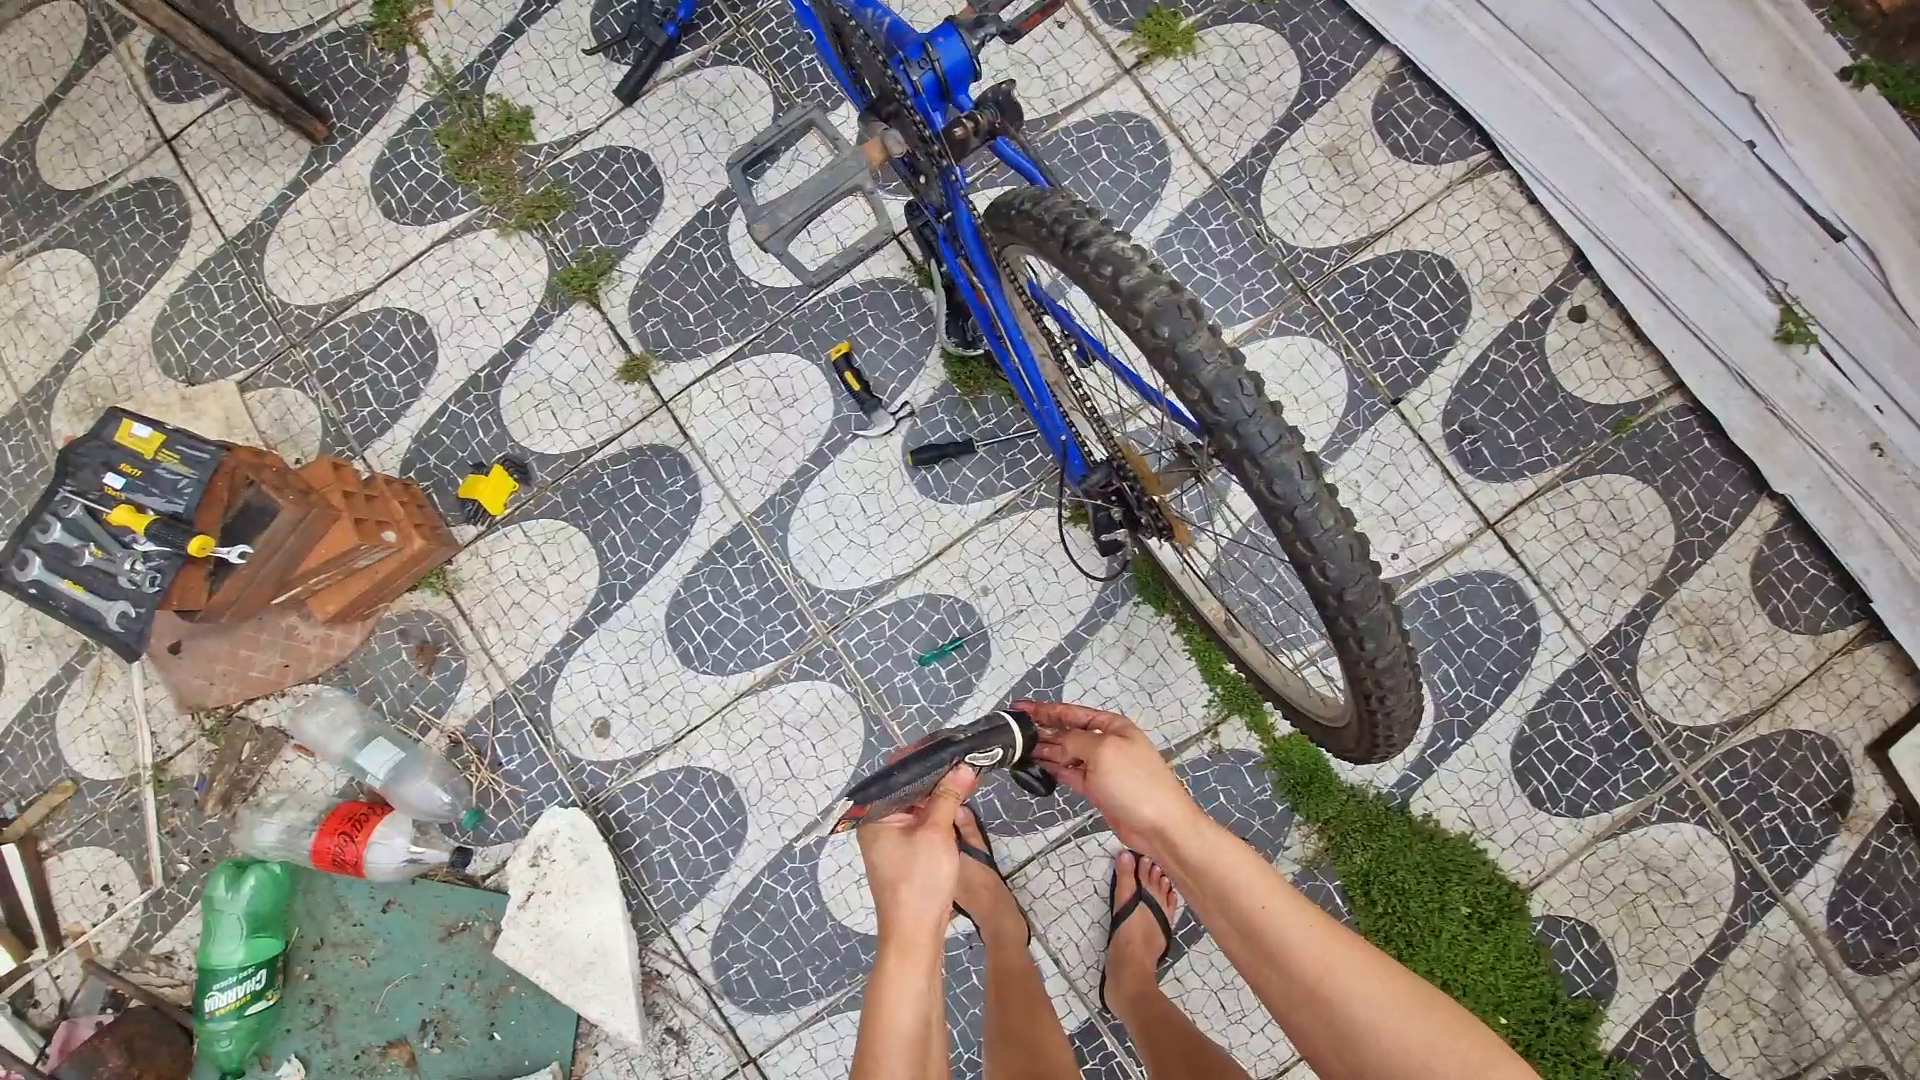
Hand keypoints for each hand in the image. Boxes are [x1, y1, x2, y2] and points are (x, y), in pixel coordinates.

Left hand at [858, 765, 978, 943]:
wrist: (915, 935)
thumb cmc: (920, 881)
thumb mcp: (936, 833)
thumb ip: (948, 796)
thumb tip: (964, 766)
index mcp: (875, 815)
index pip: (897, 774)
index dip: (923, 758)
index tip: (949, 743)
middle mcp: (879, 822)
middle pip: (908, 789)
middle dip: (937, 775)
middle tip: (964, 757)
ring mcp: (892, 838)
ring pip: (917, 805)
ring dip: (940, 793)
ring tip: (967, 772)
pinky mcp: (906, 851)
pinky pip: (922, 822)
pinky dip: (939, 812)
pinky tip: (959, 800)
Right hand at [1021, 700, 1201, 858]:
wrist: (1160, 825)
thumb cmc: (1134, 781)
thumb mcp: (1102, 751)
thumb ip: (1074, 741)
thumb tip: (1053, 743)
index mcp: (1112, 725)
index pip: (1072, 713)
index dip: (1045, 709)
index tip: (1020, 707)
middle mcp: (1105, 742)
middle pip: (1067, 732)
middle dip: (1042, 729)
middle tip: (1014, 730)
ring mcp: (1101, 767)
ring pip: (1066, 753)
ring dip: (1045, 749)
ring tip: (1019, 747)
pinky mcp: (1096, 788)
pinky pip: (1070, 773)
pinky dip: (1054, 768)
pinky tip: (1037, 765)